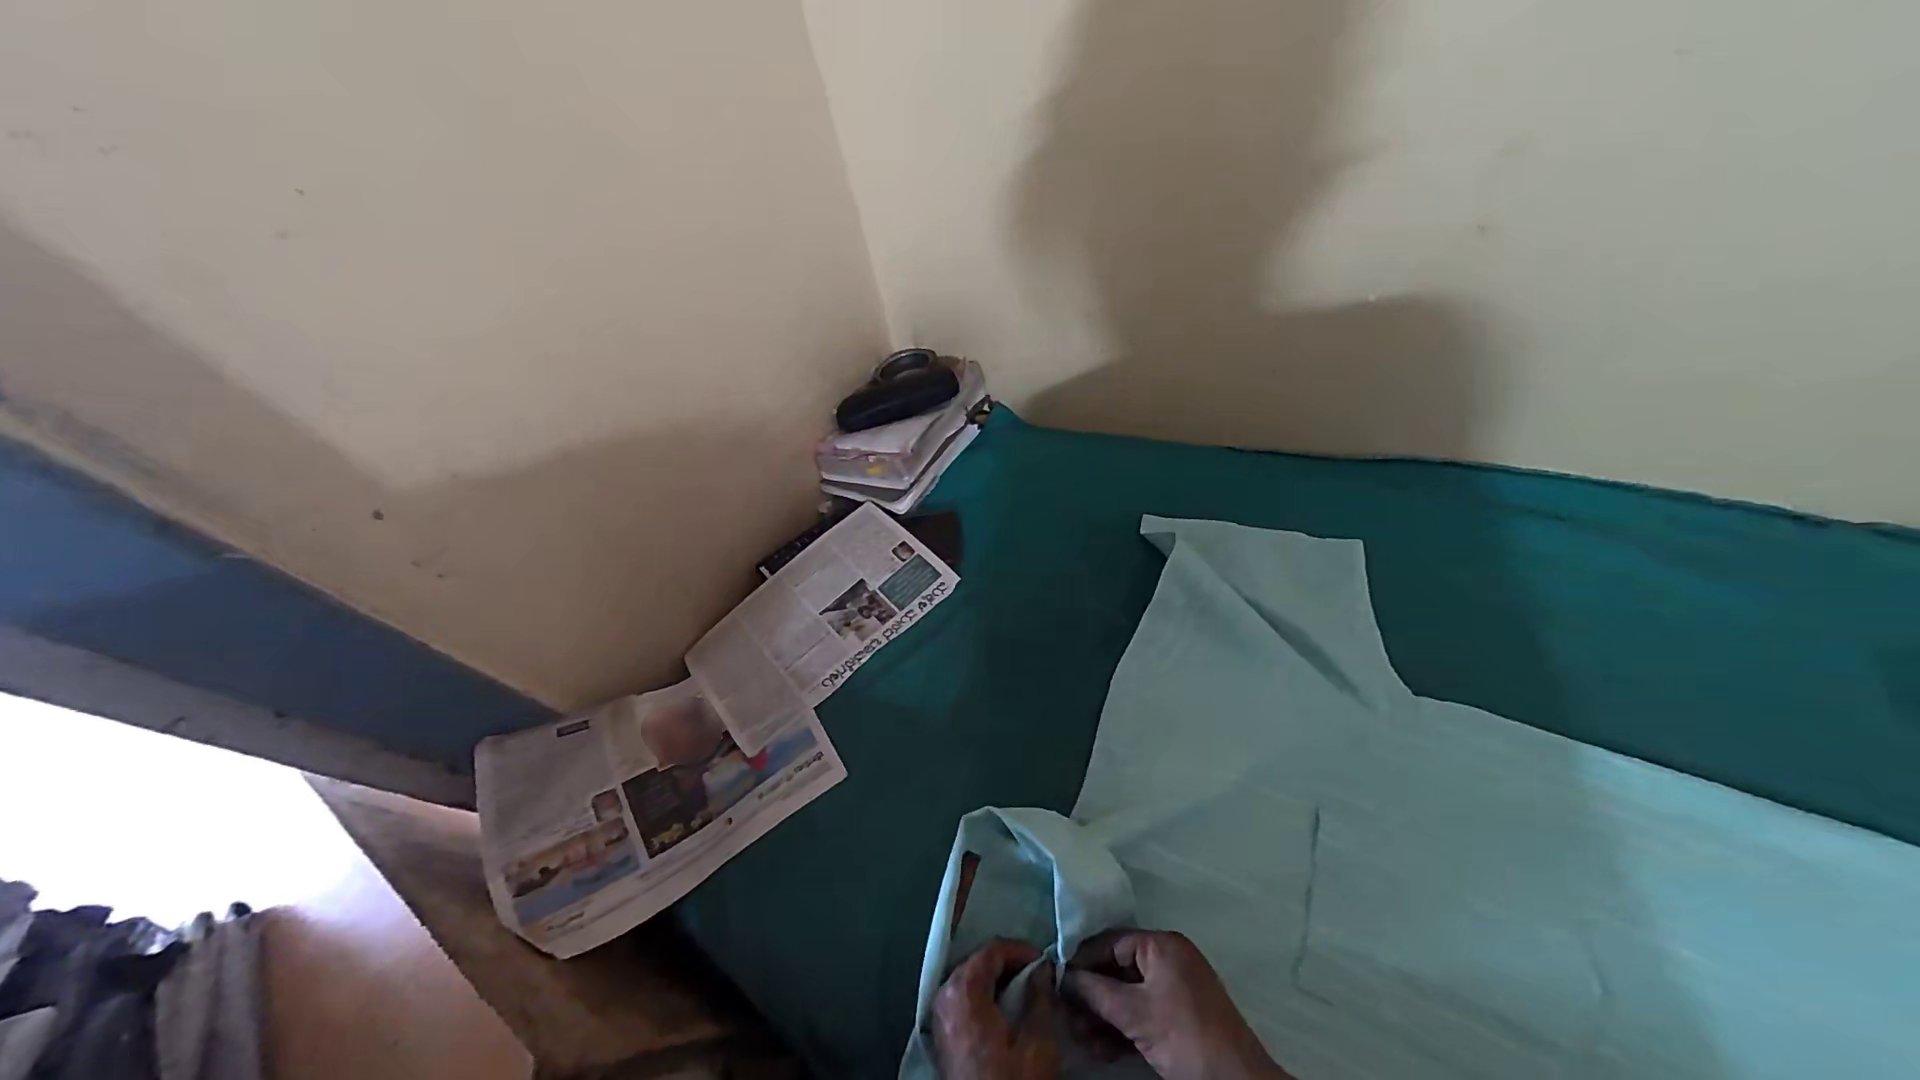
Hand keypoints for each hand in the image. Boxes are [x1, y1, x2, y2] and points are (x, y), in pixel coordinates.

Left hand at [932, 938, 1059, 1079]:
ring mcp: (940, 1013)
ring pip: (971, 977)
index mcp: (964, 990)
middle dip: (1010, 963)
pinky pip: (964, 997)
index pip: (993, 949)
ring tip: (1026, 991)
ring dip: (998, 979)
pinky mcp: (942, 1031)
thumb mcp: (1037, 1043)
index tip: (1044, 962)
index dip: (1021, 950)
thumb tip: (1044, 969)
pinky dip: (985, 994)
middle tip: (1038, 975)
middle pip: (979, 961)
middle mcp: (945, 993)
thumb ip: (1041, 998)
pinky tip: (1006, 1009)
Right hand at [1064, 930, 1289, 1079]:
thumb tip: (1062, 976)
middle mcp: (1167, 959)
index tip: (1056, 981)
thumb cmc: (1184, 1037)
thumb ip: (1095, 992)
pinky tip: (1100, 1048)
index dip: (1082, 961)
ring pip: (1126, 994)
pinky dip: (1121, 1027)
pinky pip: (1141, 1012)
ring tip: (1080, 1038)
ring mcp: (1174, 989)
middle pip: (1117, 969)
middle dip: (1090, 995)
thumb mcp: (1134, 1013)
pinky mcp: (1177, 1017)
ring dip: (1101, 1015)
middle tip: (1066, 1016)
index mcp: (1161, 945)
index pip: (1111, 942)